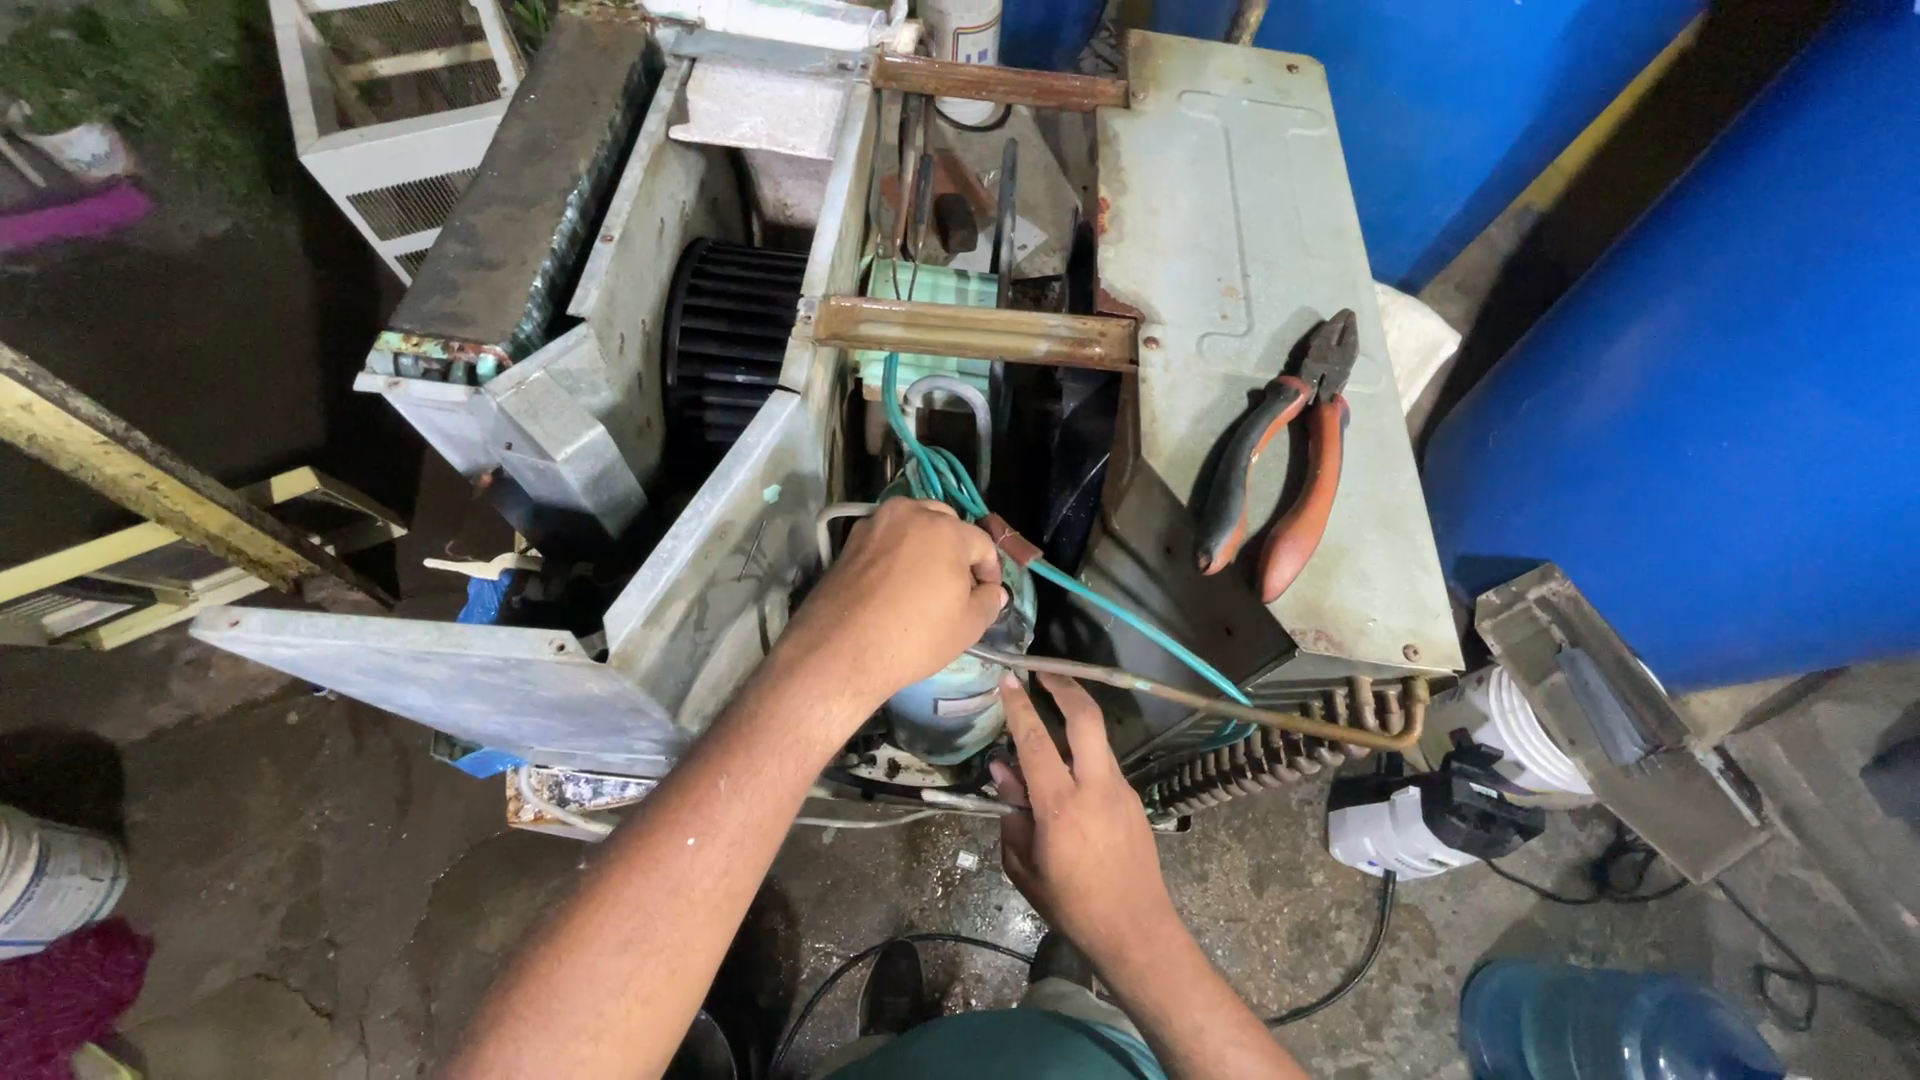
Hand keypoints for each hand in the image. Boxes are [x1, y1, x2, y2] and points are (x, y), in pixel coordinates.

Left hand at [768, 499, 1005, 723]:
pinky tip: (896, 584)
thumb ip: (988, 602)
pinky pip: (886, 538)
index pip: (982, 543)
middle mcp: (910, 514)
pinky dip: (897, 552)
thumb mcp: (967, 627)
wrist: (840, 650)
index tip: (987, 593)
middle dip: (957, 549)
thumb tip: (993, 591)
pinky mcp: (850, 540)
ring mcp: (876, 524)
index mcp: (946, 529)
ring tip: (926, 582)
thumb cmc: (913, 638)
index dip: (991, 570)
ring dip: (926, 545)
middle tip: (957, 585)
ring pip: (913, 526)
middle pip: (946, 523)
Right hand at [991, 672, 1182, 970]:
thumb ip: (1012, 814)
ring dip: (1076, 718)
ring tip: (1051, 716)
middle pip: (1086, 718)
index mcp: (1061, 806)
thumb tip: (1004, 771)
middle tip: (1044, 671)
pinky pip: (1104, 764)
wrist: (1136, 931)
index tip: (1009, 680)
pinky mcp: (1135, 800)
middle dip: (1065, 686)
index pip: (1036, 741)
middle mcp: (1096, 787)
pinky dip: (1084, 754)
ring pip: (1097, 738)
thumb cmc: (1071, 905)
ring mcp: (1121, 790)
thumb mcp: (1024, 866)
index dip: (1019, 706)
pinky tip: (1069, 773)